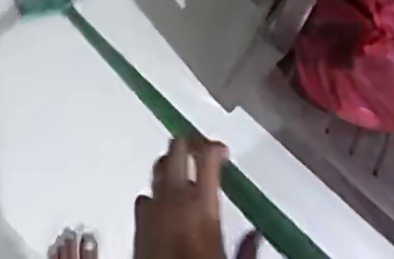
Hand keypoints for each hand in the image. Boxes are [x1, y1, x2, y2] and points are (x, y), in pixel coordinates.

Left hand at [133, 136, 260, 258]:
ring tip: (187, 175)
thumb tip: (256, 234)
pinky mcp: (137, 226)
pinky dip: (156, 194)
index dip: (216, 147)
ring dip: (173, 164)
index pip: (206, 155)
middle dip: (191, 144)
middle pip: (177, 148)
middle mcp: (174, 200)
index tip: (224, 154)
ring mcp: (152, 210)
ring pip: (159, 166)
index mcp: (201, 206)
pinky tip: (166, 207)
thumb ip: (246, 250)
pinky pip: (145, 196)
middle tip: (204, 153)